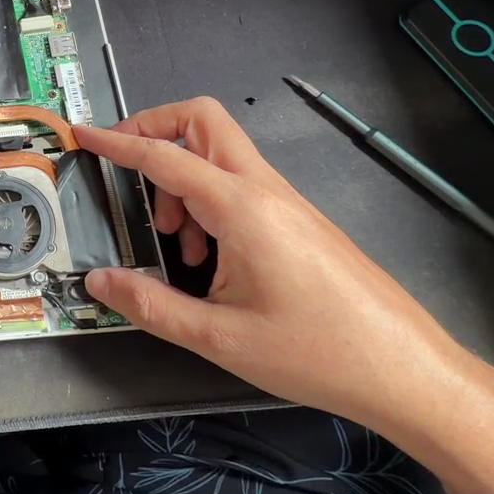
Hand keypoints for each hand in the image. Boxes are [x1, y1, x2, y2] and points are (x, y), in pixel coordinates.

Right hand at [77, 98, 486, 434]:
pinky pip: (238, 186)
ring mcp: (285, 202)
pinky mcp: (297, 220)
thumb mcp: (218, 338)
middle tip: (123, 163)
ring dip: (180, 178)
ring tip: (172, 240)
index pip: (164, 156)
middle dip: (153, 128)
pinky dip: (205, 202)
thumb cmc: (317, 353)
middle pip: (202, 120)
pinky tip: (207, 259)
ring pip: (218, 154)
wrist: (410, 373)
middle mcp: (264, 191)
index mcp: (241, 208)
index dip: (116, 142)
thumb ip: (149, 305)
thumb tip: (100, 281)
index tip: (83, 134)